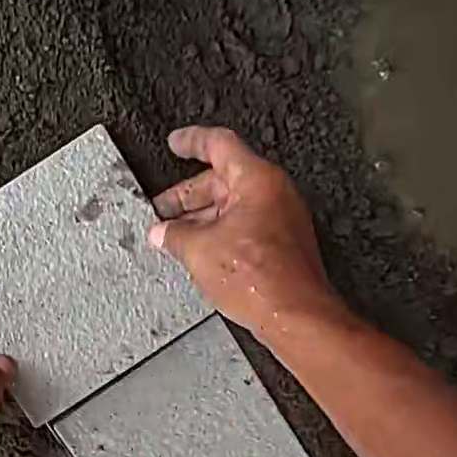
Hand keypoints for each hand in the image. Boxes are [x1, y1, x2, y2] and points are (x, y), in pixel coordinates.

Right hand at [147, 126, 348, 343]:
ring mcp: (283, 219)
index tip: (176, 143)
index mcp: (257, 179)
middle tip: (162, 208)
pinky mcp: (284, 245)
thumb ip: (174, 235)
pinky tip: (202, 252)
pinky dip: (222, 233)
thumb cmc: (260, 278)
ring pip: (235, 206)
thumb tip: (163, 233)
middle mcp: (275, 193)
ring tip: (175, 236)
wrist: (295, 316)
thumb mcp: (199, 250)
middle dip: (188, 194)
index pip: (219, 144)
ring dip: (203, 218)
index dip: (191, 141)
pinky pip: (247, 227)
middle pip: (224, 179)